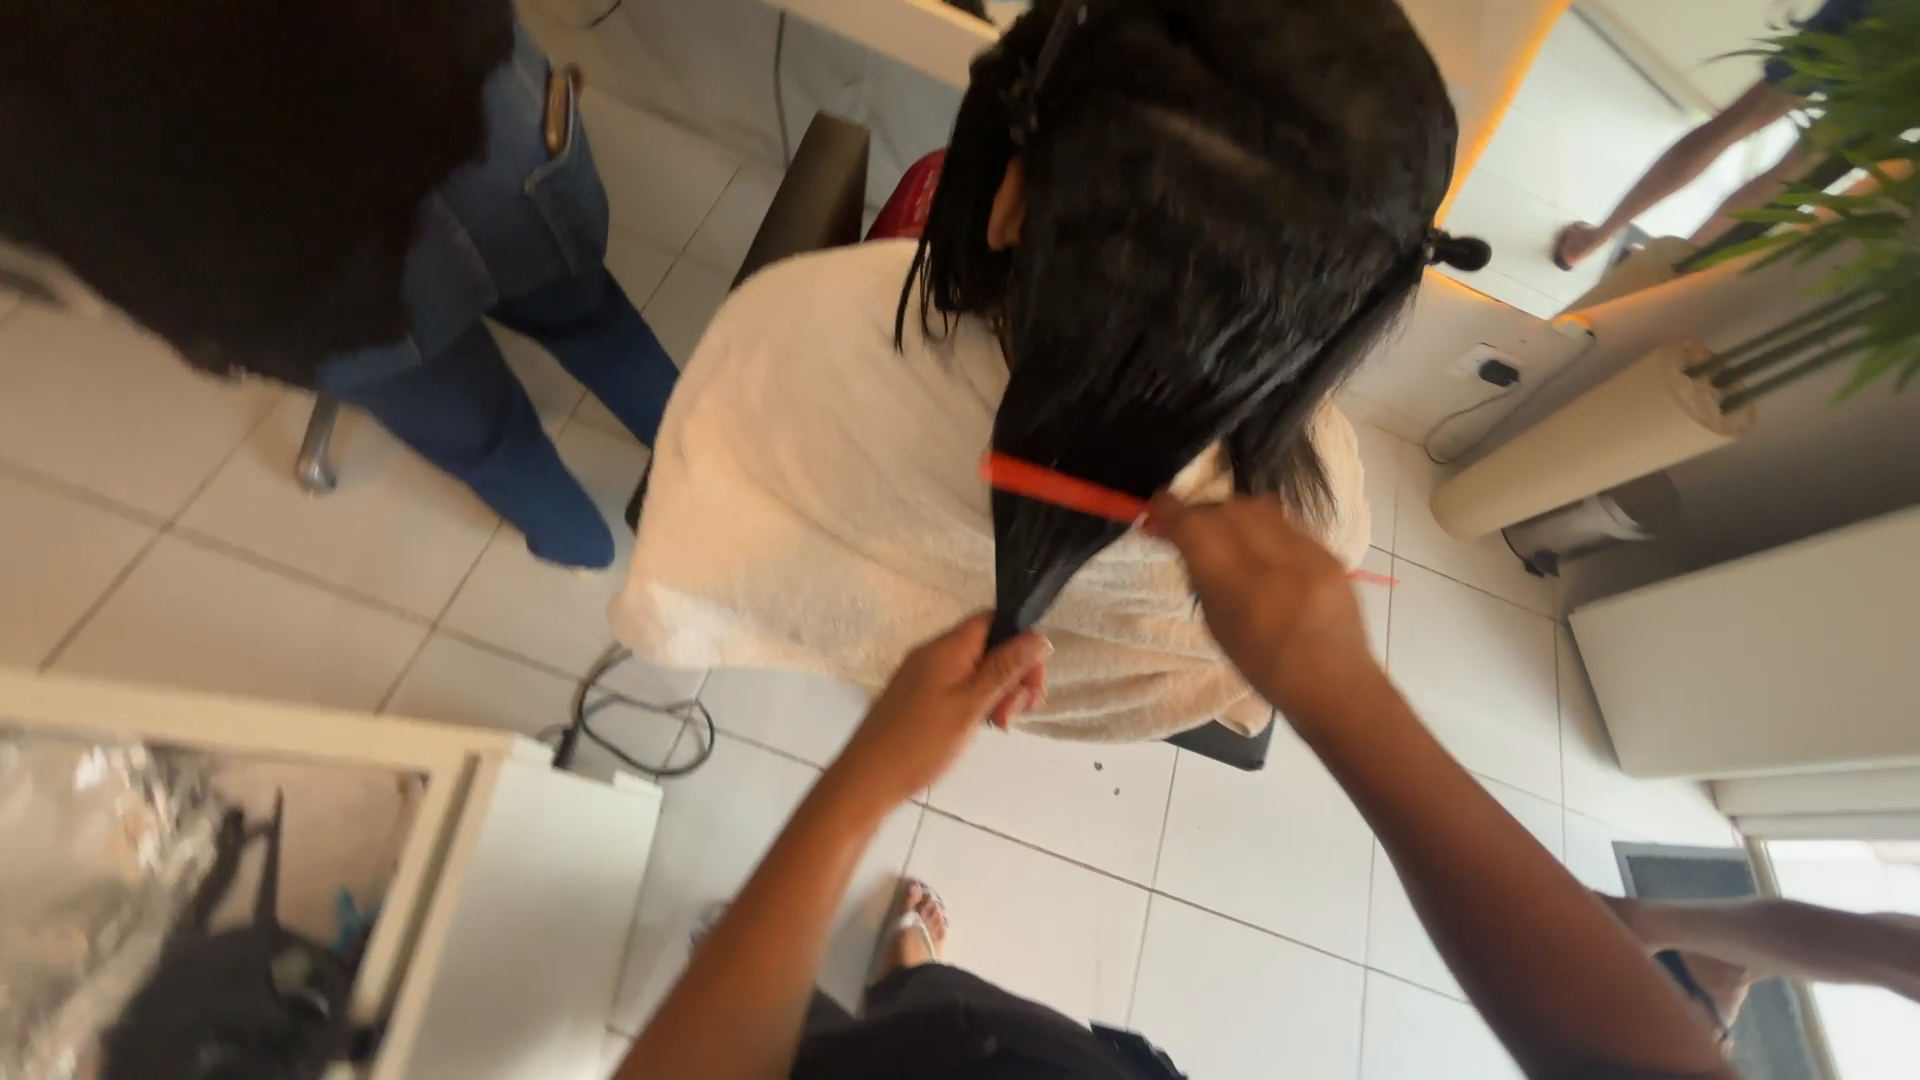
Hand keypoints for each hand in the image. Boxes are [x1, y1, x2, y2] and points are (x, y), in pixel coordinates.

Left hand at [825, 613, 1051, 808]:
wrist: (866, 780)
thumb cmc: (921, 743)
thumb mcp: (971, 705)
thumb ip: (1005, 669)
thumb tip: (1040, 637)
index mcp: (946, 648)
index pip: (992, 619)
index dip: (1020, 640)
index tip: (1031, 679)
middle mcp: (935, 653)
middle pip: (988, 646)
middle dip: (1013, 674)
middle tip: (1016, 712)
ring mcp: (925, 674)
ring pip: (976, 669)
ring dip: (998, 692)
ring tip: (1000, 725)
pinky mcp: (920, 695)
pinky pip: (960, 685)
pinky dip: (978, 701)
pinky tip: (982, 725)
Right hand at [1145, 493, 1379, 720]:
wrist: (1336, 687)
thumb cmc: (1264, 668)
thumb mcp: (1217, 627)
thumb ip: (1201, 577)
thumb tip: (1182, 536)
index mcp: (1241, 595)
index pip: (1198, 532)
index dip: (1172, 510)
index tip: (1157, 504)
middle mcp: (1277, 568)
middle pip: (1227, 510)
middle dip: (1201, 511)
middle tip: (1189, 523)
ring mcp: (1310, 557)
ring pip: (1258, 507)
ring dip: (1231, 512)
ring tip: (1223, 529)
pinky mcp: (1331, 554)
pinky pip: (1286, 522)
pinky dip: (1262, 525)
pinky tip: (1258, 544)